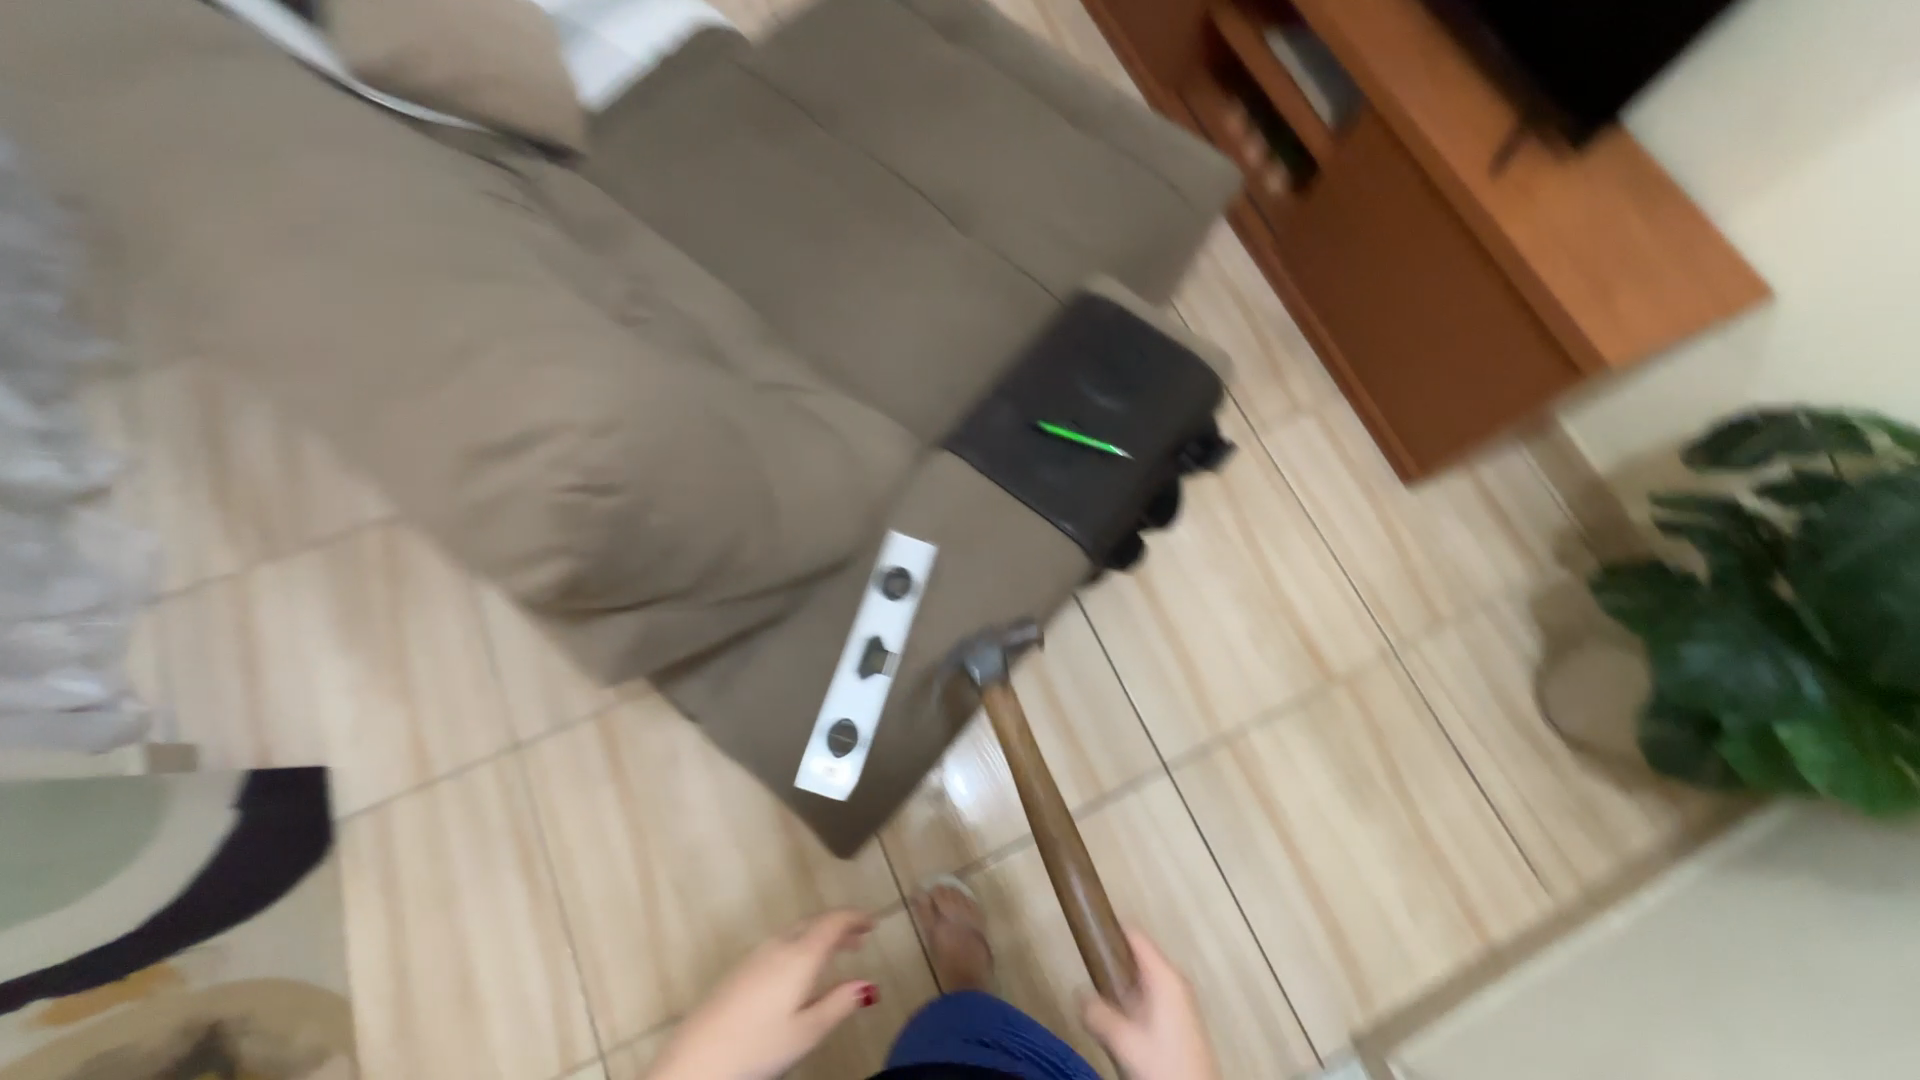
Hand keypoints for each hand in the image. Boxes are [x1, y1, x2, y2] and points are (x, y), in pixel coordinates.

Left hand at [647, 910, 878, 1079]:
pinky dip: (798, 947)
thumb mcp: (807, 1032)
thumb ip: (839, 1003)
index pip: (833, 922)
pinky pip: (778, 945)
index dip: (855, 918)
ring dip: (817, 937)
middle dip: (838, 927)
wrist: (695, 1061)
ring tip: (833, 954)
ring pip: (794, 934)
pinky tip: (798, 973)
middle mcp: (778, 946)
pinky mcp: (738, 971)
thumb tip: (868, 985)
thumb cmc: (758, 1048)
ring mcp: (754, 957)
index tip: (872, 922)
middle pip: (813, 924)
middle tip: (859, 939)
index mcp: (800, 956)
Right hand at [1081, 929, 1218, 1079]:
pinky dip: (1132, 996)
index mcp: (1164, 975)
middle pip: (1137, 954)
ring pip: (1142, 976)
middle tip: (1090, 971)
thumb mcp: (1124, 1040)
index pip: (1134, 934)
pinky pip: (1150, 991)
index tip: (1087, 929)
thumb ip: (1096, 1014)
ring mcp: (1179, 996)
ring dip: (1121, 983)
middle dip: (1112, 961)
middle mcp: (1174, 978)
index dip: (1110, 927)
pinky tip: (1121, 1018)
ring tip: (1102, 997)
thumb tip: (1078, 993)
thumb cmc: (1165, 1063)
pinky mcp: (1180, 1013)